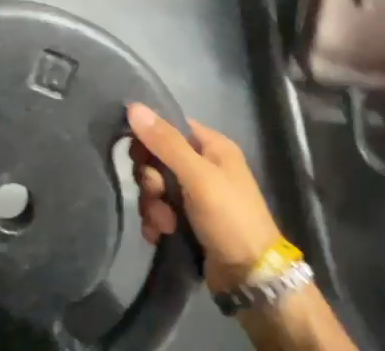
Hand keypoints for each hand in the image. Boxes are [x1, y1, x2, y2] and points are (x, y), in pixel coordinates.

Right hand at [127, 103, 283, 292]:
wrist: (252, 278)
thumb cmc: (230, 218)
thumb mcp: (198, 176)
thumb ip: (166, 143)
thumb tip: (133, 106)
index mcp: (212, 146)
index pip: (169, 126)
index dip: (149, 137)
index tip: (137, 155)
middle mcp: (204, 166)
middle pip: (158, 158)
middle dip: (151, 180)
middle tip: (156, 194)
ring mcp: (197, 195)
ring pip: (156, 186)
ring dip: (153, 205)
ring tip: (164, 224)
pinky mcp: (189, 220)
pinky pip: (160, 209)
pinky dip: (156, 221)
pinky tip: (159, 234)